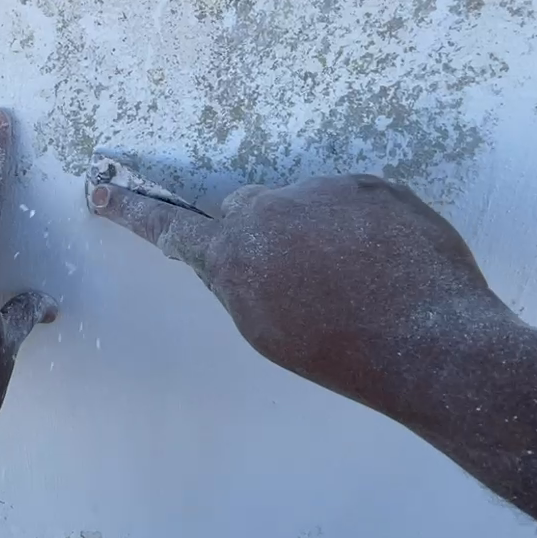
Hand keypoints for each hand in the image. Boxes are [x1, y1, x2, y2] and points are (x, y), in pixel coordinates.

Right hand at [89, 174, 517, 412]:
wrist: (436, 348)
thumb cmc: (343, 353)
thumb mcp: (267, 329)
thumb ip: (235, 279)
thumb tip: (232, 252)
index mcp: (233, 257)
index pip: (171, 227)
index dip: (133, 210)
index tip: (100, 188)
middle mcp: (266, 212)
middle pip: (245, 209)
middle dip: (262, 233)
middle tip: (303, 274)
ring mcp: (319, 192)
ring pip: (301, 203)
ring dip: (317, 229)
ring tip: (361, 274)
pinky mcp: (367, 184)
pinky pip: (349, 197)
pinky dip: (361, 222)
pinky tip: (387, 258)